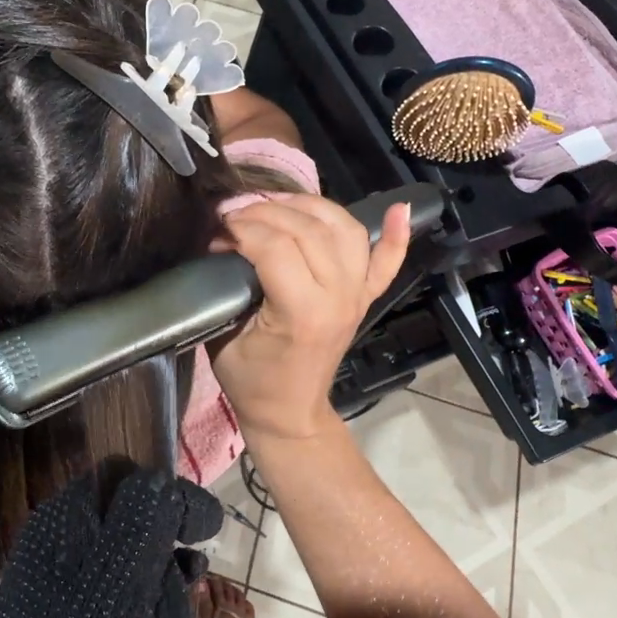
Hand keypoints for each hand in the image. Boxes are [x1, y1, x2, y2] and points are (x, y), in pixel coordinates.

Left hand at [0, 462, 222, 617]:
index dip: (170, 496)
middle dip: (171, 571)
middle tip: (183, 597)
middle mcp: (67, 540)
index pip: (127, 477)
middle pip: (141, 531)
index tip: (203, 529)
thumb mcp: (121, 569)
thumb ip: (144, 515)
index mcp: (69, 515)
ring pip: (140, 575)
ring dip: (167, 609)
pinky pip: (125, 608)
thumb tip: (161, 476)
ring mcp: (70, 581)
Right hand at [212, 197, 409, 440]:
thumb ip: (226, 289)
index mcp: (302, 312)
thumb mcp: (224, 337)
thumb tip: (221, 243)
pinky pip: (387, 262)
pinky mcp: (365, 297)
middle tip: (235, 215)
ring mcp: (357, 295)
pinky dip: (396, 234)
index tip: (217, 230)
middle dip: (265, 211)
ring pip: (345, 230)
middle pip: (308, 229)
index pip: (275, 246)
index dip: (242, 228)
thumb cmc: (251, 381)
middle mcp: (339, 296)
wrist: (289, 414)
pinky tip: (398, 208)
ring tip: (278, 203)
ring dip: (311, 206)